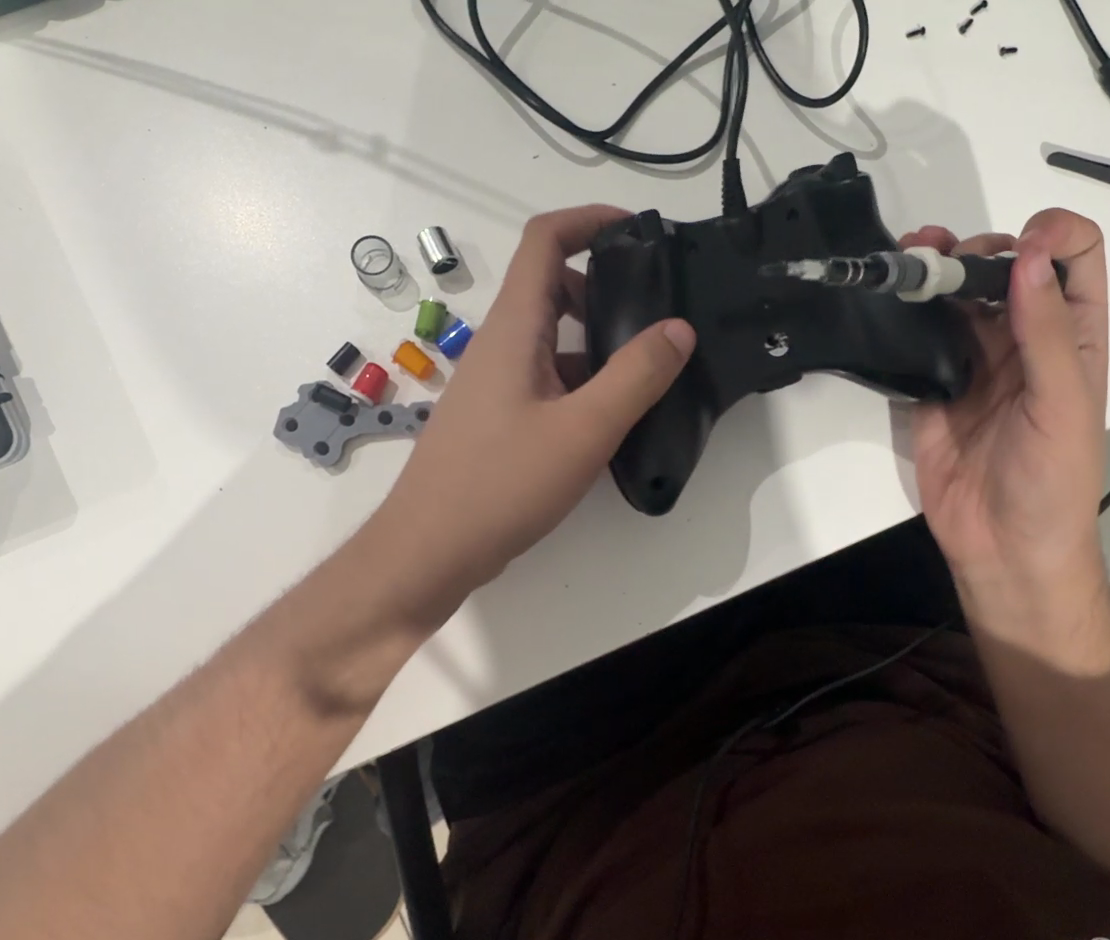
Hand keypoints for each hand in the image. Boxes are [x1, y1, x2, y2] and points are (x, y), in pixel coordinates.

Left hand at [363, 205, 695, 624]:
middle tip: (658, 315)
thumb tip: (678, 328)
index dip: (591, 221)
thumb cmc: (501, 484)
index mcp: (513, 329)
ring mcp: (496, 386)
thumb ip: (635, 377)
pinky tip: (614, 422)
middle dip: (606, 289)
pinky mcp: (498, 422)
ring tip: (650, 373)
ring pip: (551, 342)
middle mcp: (499, 347)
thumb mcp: (582, 430)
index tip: (640, 232)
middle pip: (551, 289)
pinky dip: (582, 385)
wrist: (431, 549)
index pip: (545, 240)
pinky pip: (546, 383)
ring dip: (598, 345)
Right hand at [906, 210, 1109, 629]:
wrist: (1003, 549)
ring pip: (956, 297)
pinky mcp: (930, 390)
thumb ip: (1046, 330)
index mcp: (1073, 336)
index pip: (1074, 257)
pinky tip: (890, 305)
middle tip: (946, 262)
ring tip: (908, 261)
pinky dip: (904, 317)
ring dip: (935, 271)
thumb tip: (1029, 252)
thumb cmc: (1054, 482)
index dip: (1051, 235)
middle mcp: (1024, 340)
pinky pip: (918, 341)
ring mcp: (974, 363)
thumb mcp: (1064, 403)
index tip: (1018, 247)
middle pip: (1005, 266)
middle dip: (978, 248)